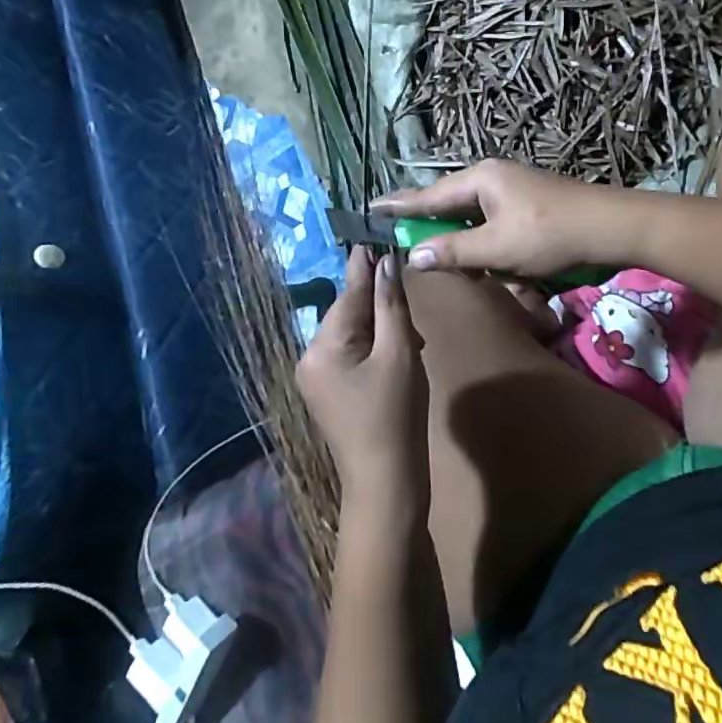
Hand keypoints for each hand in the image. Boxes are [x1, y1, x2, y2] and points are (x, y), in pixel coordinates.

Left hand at [297, 247, 428, 507]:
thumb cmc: (395, 415)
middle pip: (348, 315)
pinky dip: (374, 350)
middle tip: (411, 307)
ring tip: (411, 340)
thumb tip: (384, 264)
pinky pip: (350, 357)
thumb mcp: (399, 353)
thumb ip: (390, 306)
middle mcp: (310, 357)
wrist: (385, 485)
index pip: (347, 295)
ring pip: (351, 336)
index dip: (364, 267)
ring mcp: (316, 378)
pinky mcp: (328, 394)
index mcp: (322, 346)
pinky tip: (397, 357)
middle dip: (379, 307)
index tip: (372, 237)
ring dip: (381, 330)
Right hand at [373, 160, 623, 277]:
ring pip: (473, 222)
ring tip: (447, 261)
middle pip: (449, 207)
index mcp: (481, 180)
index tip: (371, 209)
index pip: (428, 196)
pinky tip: (491, 268)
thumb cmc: (551, 234)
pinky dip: (490, 249)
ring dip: (466, 246)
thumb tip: (412, 256)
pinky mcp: (528, 211)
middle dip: (431, 229)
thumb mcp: (497, 247)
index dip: (399, 207)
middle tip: (400, 240)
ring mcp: (512, 194)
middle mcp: (493, 180)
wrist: (613, 230)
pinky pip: (495, 229)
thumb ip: (453, 251)